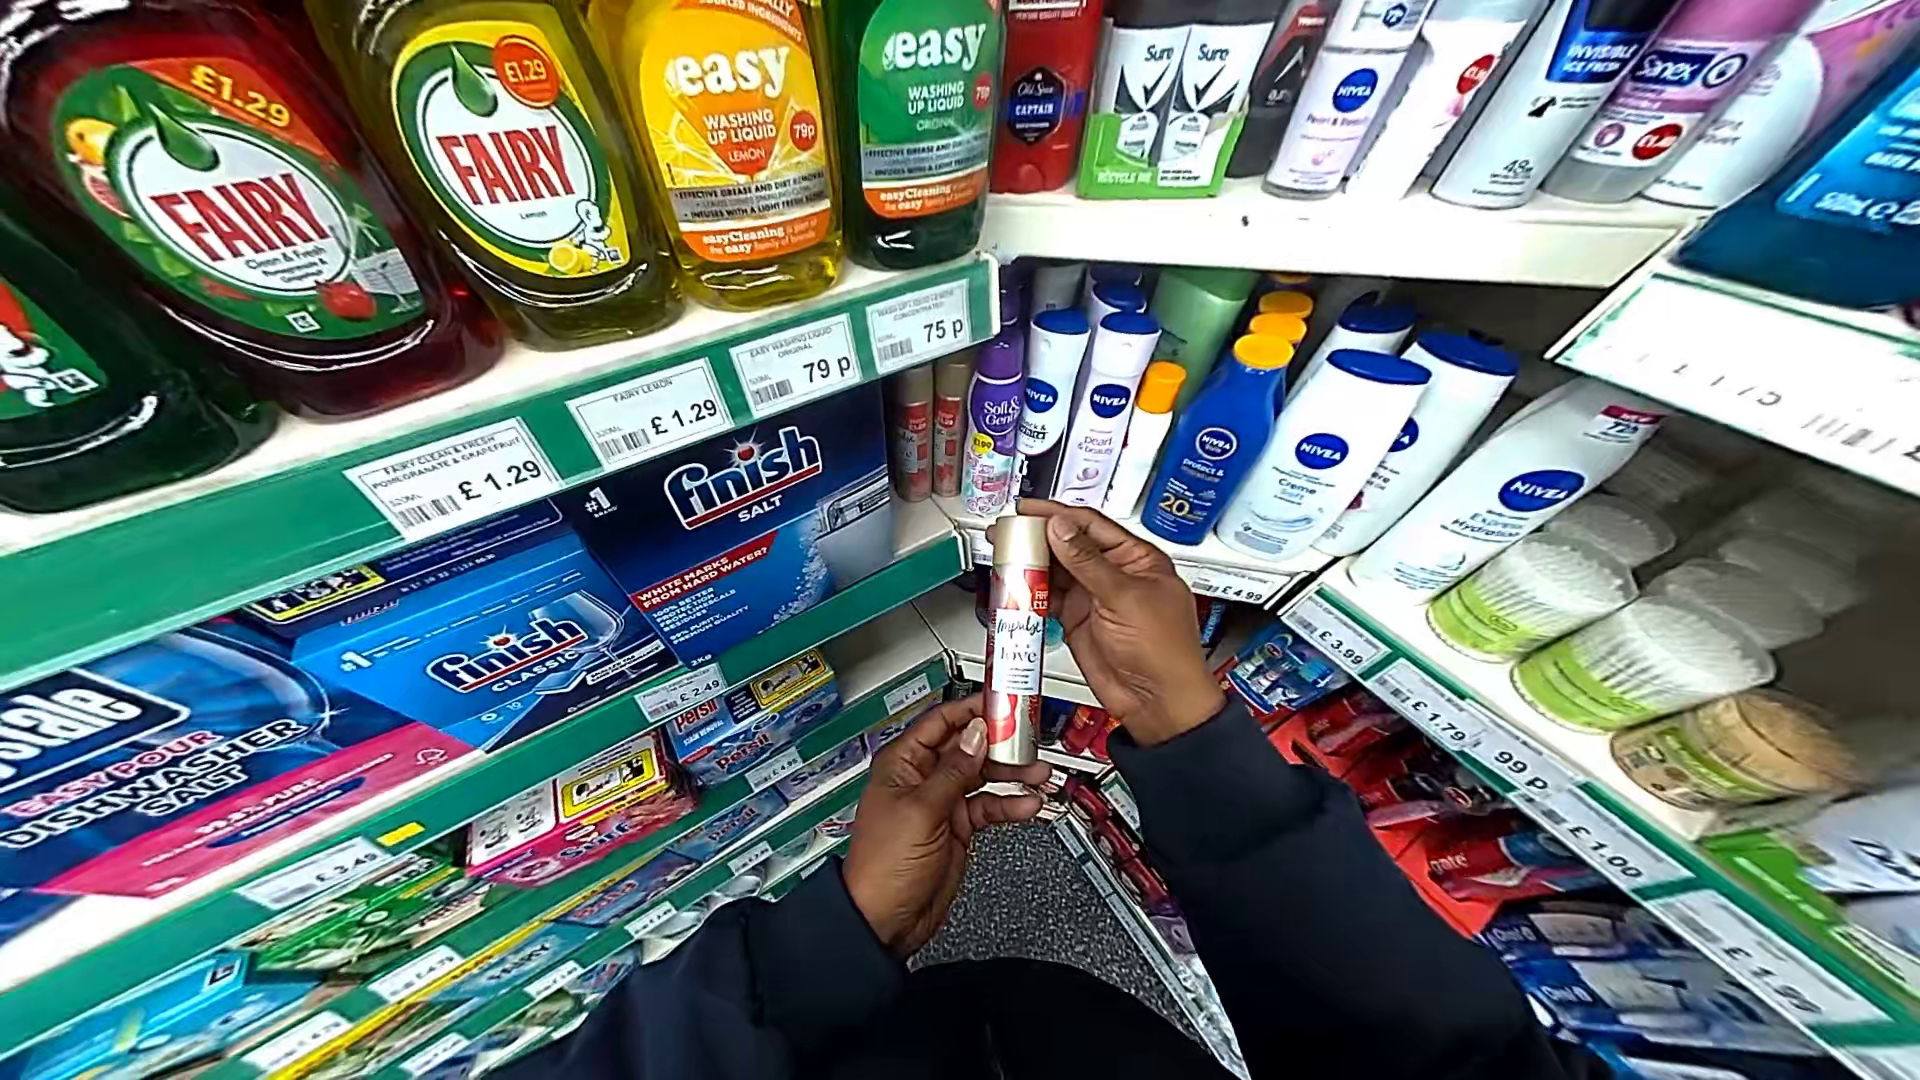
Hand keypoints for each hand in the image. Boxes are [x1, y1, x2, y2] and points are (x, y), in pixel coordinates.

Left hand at [843, 695, 1050, 956]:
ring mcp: (943, 800)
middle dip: (999, 742)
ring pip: (983, 775)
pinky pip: (989, 806)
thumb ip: (953, 771)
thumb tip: (976, 734)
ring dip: (1012, 774)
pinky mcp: (958, 824)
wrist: (886, 921)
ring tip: (1038, 773)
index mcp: (904, 762)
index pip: (942, 722)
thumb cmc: (883, 864)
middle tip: (1028, 740)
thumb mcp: (921, 810)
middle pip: (968, 746)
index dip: (971, 710)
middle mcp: (924, 776)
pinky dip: (1009, 805)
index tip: (1000, 703)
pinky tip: (1028, 805)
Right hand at [1017, 500, 1223, 746]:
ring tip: (1004, 554)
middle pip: (1068, 545)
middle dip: (1036, 537)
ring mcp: (1092, 597)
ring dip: (1029, 563)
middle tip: (1007, 531)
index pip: (1091, 525)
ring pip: (1054, 570)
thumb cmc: (1164, 651)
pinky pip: (1048, 597)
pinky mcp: (1076, 619)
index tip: (1029, 510)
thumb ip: (1087, 561)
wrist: (1156, 703)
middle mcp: (1113, 573)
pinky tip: (1015, 584)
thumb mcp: (1125, 597)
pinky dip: (1030, 591)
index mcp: (1135, 559)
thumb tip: (1060, 528)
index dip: (1057, 514)